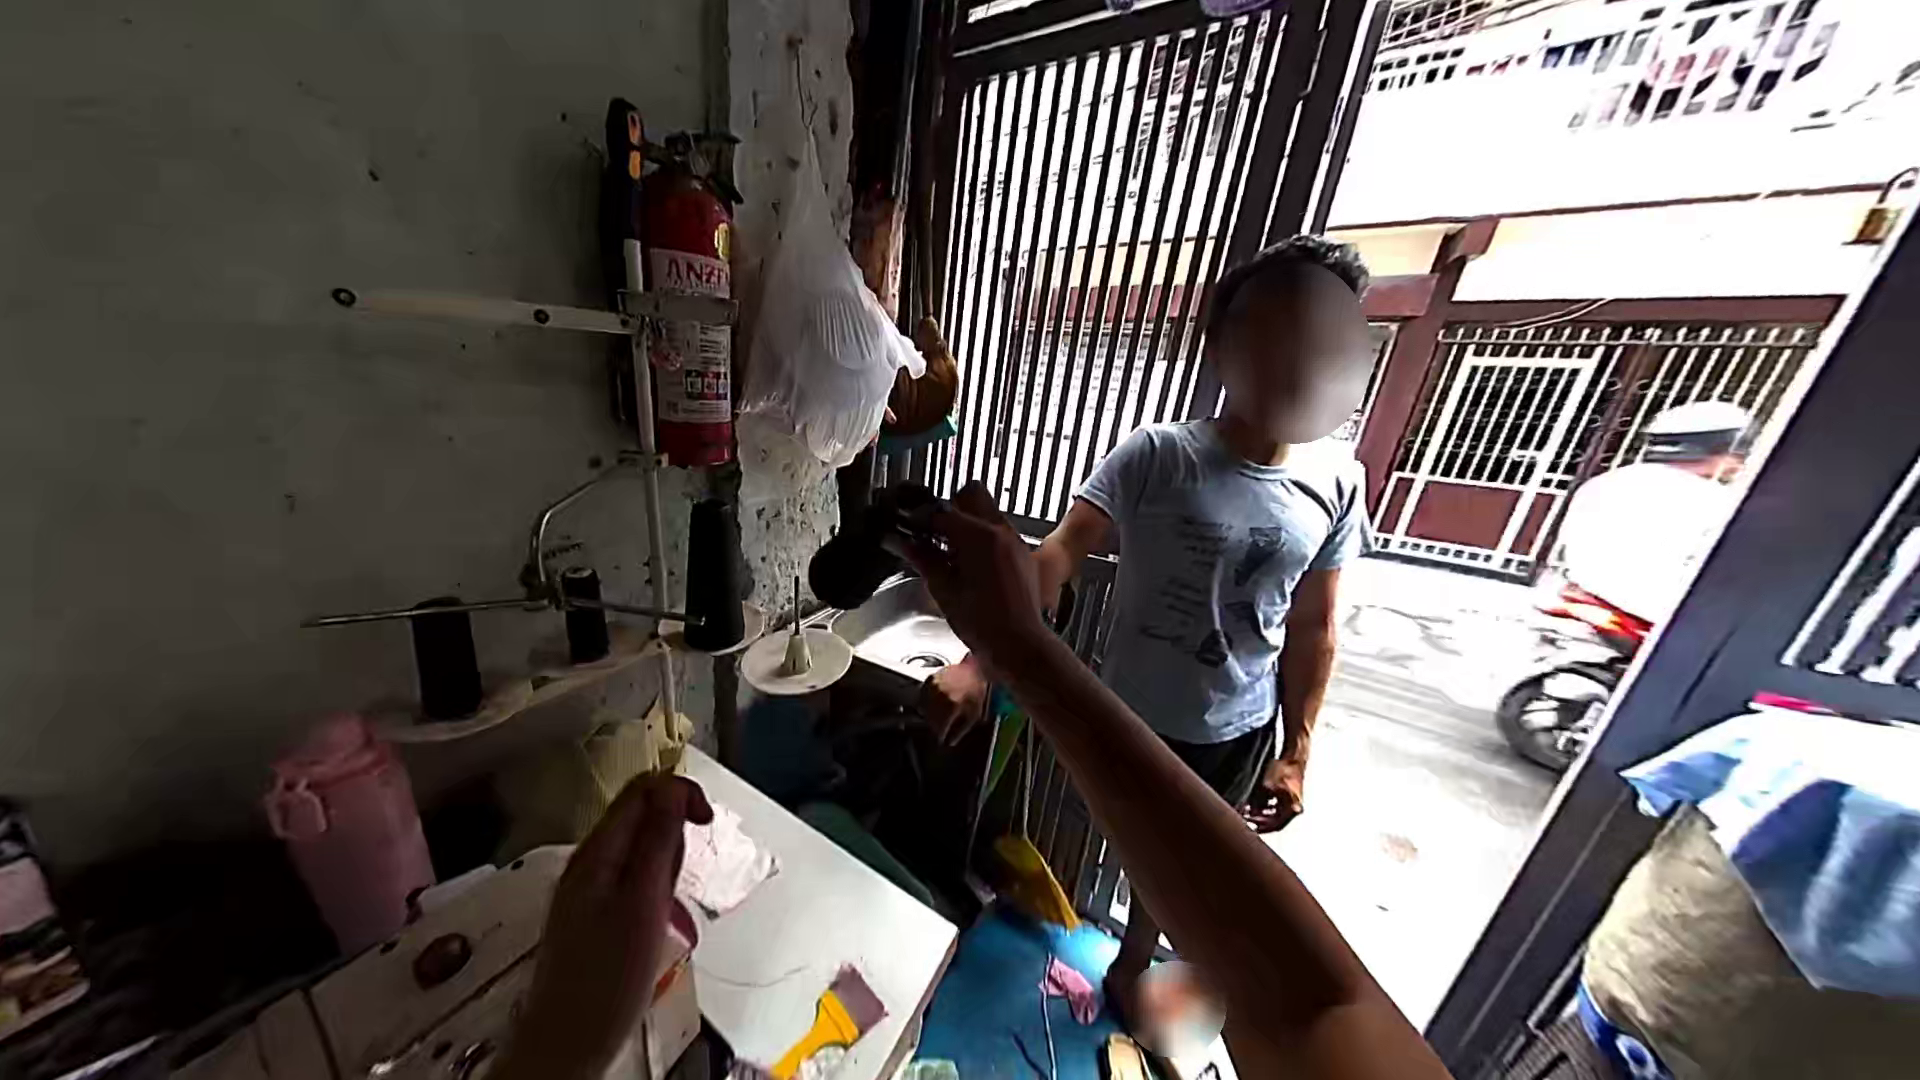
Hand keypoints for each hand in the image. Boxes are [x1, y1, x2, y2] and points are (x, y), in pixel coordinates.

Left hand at [498, 774, 713, 1079]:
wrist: (567, 1049)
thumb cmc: (609, 977)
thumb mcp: (644, 900)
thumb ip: (658, 839)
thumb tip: (673, 786)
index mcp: (598, 852)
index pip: (642, 789)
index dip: (679, 792)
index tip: (706, 820)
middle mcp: (590, 860)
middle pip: (641, 811)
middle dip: (672, 829)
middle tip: (677, 874)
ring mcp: (590, 884)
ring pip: (640, 842)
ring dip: (665, 857)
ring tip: (666, 899)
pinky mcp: (595, 908)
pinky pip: (634, 871)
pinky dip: (654, 879)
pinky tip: (656, 910)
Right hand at [899, 481, 1052, 678]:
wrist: (1019, 645)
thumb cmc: (984, 623)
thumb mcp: (944, 590)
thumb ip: (924, 559)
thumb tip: (906, 543)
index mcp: (980, 536)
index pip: (942, 511)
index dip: (920, 517)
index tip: (908, 525)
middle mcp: (1001, 531)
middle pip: (971, 494)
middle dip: (948, 507)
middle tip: (932, 530)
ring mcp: (1014, 541)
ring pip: (986, 511)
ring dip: (966, 521)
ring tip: (948, 548)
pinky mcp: (1021, 554)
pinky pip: (998, 531)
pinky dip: (981, 537)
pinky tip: (967, 561)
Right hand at [921, 655, 990, 745]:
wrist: (976, 669)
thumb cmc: (977, 692)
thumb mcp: (974, 714)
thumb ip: (962, 730)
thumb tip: (951, 742)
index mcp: (951, 705)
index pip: (939, 727)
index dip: (940, 735)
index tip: (941, 739)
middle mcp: (939, 696)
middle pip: (930, 719)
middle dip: (935, 726)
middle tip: (940, 728)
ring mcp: (933, 686)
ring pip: (924, 708)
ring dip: (929, 715)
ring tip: (938, 717)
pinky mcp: (930, 679)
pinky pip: (923, 696)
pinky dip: (926, 702)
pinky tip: (933, 704)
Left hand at [1243, 757, 1304, 833]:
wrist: (1292, 756)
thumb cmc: (1283, 770)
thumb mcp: (1267, 786)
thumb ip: (1259, 800)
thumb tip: (1248, 811)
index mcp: (1293, 809)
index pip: (1276, 825)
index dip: (1261, 827)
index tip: (1249, 826)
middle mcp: (1294, 808)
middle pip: (1274, 820)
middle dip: (1259, 820)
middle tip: (1245, 819)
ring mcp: (1291, 802)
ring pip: (1273, 813)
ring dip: (1259, 813)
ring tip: (1245, 811)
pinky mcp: (1287, 795)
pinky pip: (1273, 805)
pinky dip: (1263, 805)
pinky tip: (1251, 804)